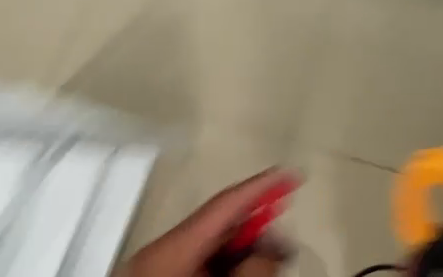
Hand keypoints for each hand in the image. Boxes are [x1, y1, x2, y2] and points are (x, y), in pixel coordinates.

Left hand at [125, 169, 301, 276]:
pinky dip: (222, 270)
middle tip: (285, 244)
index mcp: (168, 250)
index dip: (262, 186)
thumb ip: (251, 269)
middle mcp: (155, 257)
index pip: (224, 203)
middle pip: (217, 228)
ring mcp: (151, 274)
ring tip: (268, 268)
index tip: (290, 175)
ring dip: (241, 256)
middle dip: (255, 232)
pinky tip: (242, 276)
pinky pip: (196, 269)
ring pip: (209, 252)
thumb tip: (271, 248)